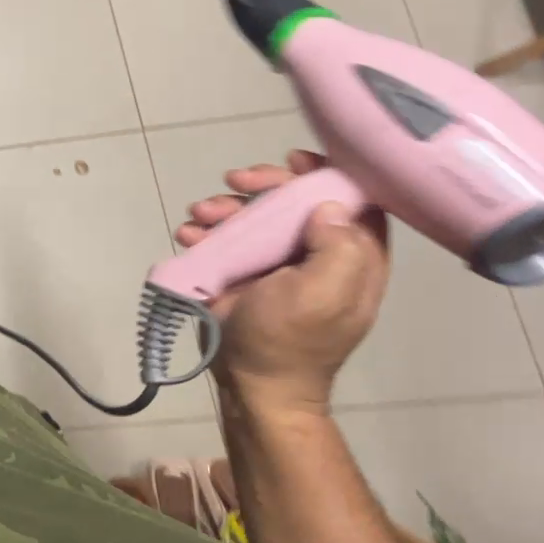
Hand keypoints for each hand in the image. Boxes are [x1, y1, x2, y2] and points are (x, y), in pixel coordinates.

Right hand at [176, 151, 390, 415]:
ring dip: (225, 206)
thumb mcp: (323, 297)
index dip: (328, 175)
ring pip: (256, 213)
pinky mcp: (240, 269)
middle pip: (296, 200)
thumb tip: (327, 207)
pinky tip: (190, 236)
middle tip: (235, 179)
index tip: (293, 161)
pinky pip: (224, 235)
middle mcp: (317, 254)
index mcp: (352, 260)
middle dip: (264, 185)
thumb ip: (337, 251)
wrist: (248, 381)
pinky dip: (205, 230)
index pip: (353, 201)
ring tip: (201, 216)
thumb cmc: (290, 340)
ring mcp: (276, 262)